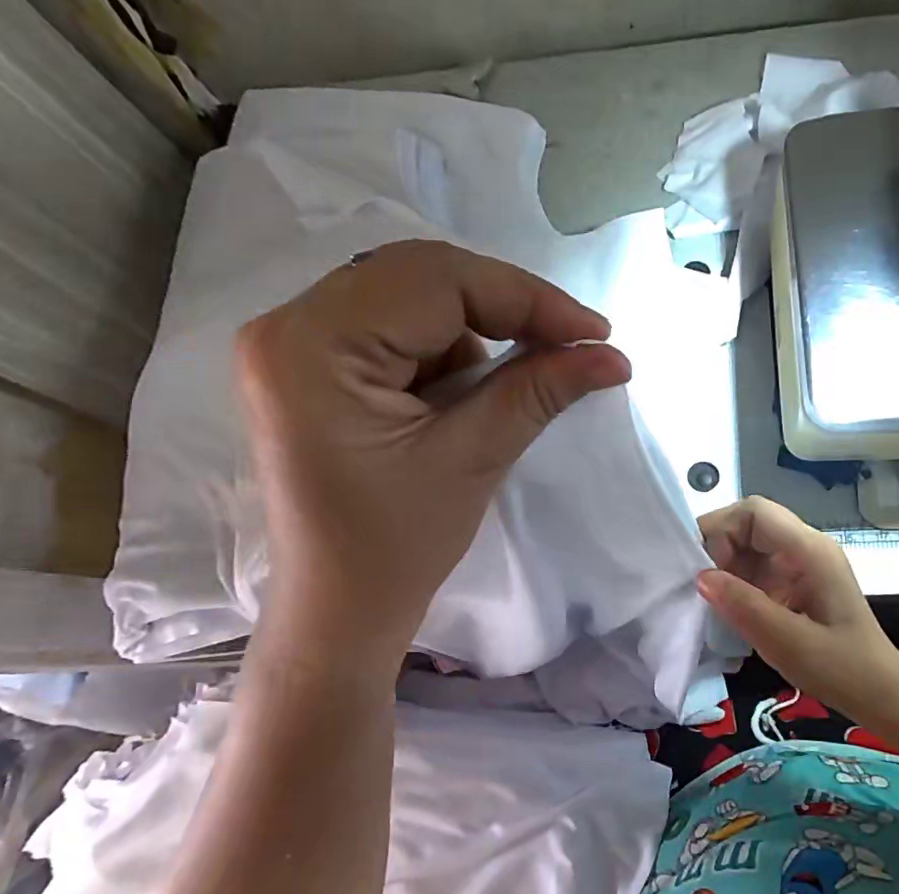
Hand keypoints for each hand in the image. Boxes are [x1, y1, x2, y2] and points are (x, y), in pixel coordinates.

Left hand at [235, 240, 630, 656]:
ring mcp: (291, 345)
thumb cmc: (396, 549)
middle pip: (418, 278)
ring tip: (503, 389)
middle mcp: (287, 326)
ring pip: (408, 299)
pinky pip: (390, 330)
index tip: (593, 331)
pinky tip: (458, 398)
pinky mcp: (308, 368)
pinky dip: (441, 352)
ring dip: (471, 334)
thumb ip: (538, 391)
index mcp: (313, 346)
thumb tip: (611, 354)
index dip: (525, 298)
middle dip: (502, 310)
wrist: (339, 610)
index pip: (435, 281)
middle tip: (567, 345)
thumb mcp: (471, 460)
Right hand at [695, 497, 898, 722]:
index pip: (753, 512)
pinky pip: (756, 567)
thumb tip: (701, 577)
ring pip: (749, 546)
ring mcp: (800, 564)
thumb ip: (744, 606)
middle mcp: (805, 548)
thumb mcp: (788, 642)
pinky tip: (728, 609)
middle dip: (717, 548)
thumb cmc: (840, 668)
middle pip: (749, 524)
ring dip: (724, 567)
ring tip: (711, 601)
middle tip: (699, 586)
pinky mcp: (795, 583)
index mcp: (809, 551)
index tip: (699, 568)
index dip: (719, 529)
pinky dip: (735, 583)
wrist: (878, 692)